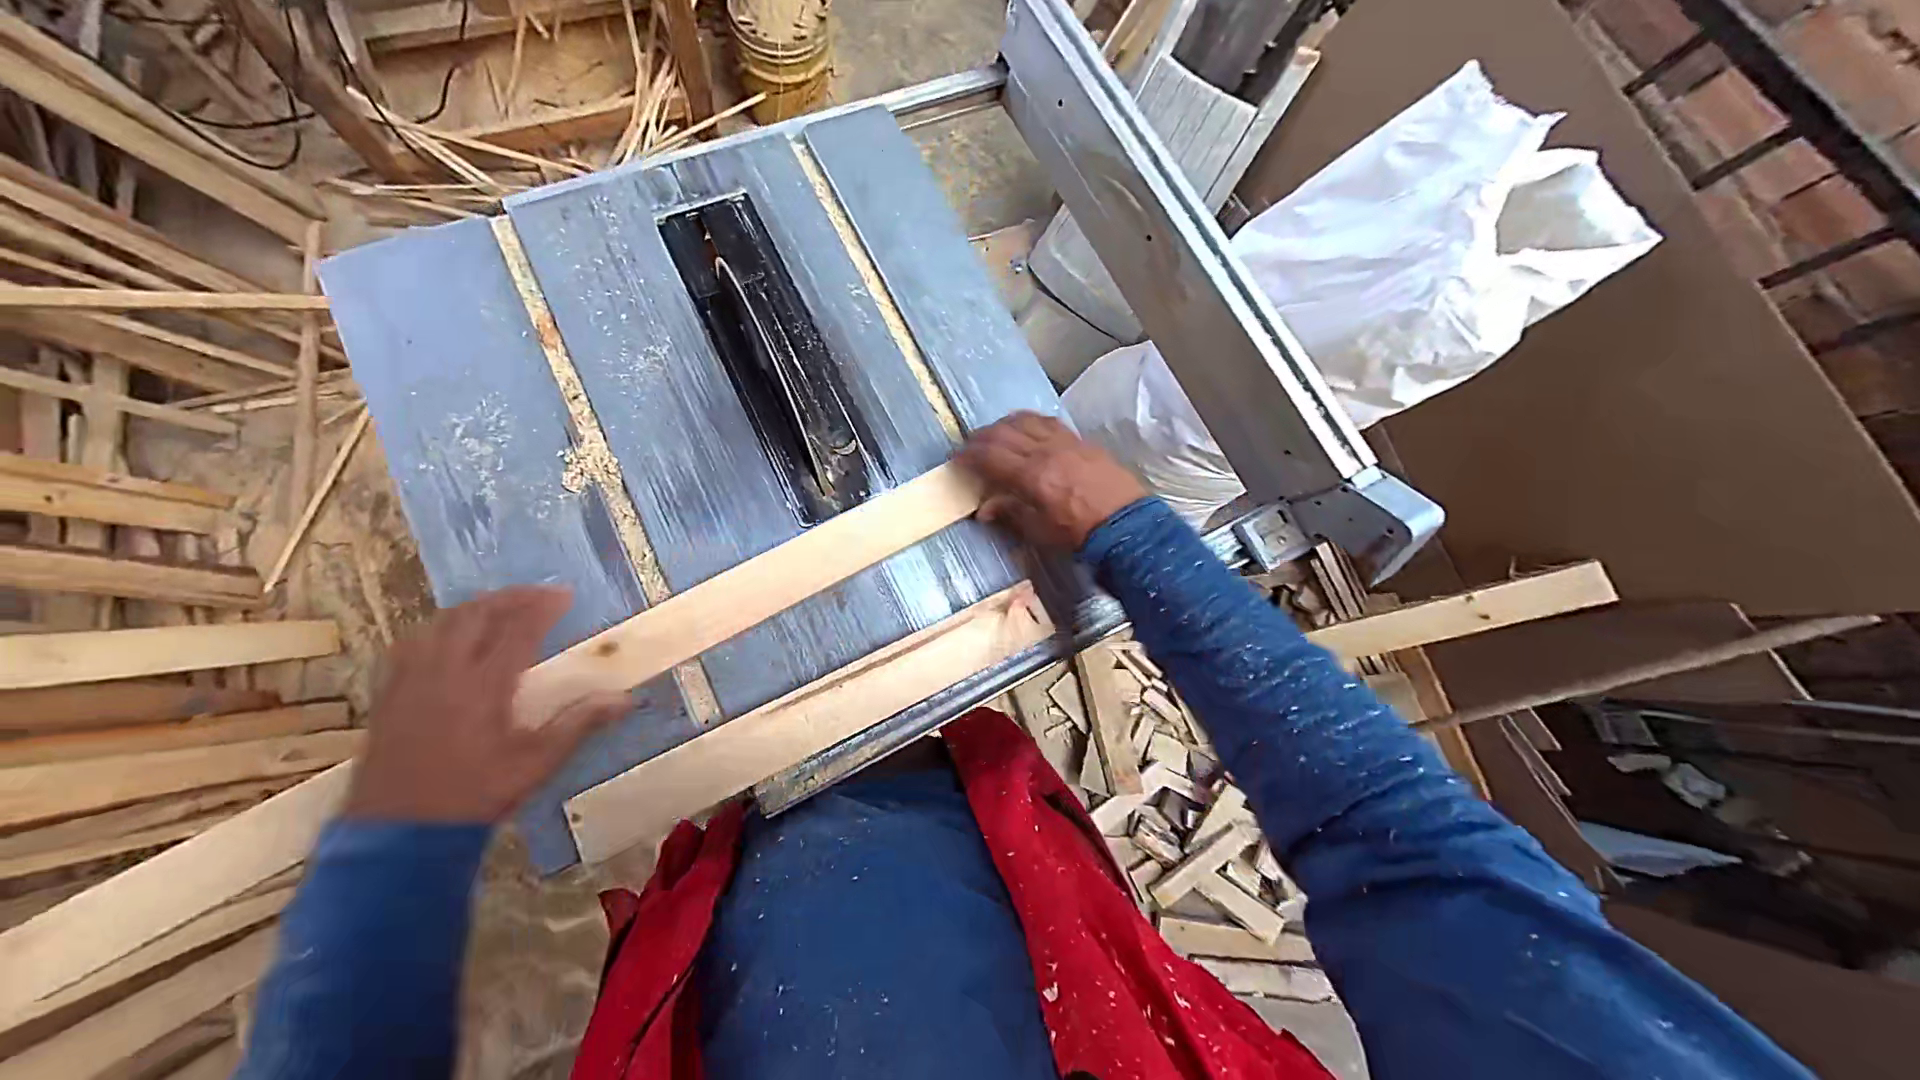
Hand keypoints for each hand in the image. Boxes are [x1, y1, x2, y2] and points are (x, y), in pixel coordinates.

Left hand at [344, 586, 628, 823]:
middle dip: (510, 598)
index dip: (543, 606)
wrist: (400, 831)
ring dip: (475, 608)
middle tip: (538, 594)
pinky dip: (439, 627)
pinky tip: (450, 636)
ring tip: (500, 607)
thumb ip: (580, 724)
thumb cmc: (476, 794)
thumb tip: (625, 699)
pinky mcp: (390, 693)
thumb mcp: (537, 763)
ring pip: (440, 623)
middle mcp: (445, 672)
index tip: (564, 594)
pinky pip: (412, 642)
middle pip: (476, 615)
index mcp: (484, 686)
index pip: (518, 629)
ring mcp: (411, 680)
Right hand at [958, 411, 1147, 550]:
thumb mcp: (1040, 531)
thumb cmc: (1080, 534)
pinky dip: (1029, 421)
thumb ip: (1010, 513)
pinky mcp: (1080, 440)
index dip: (969, 456)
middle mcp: (1045, 452)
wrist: (1126, 525)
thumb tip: (984, 509)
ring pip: (1025, 421)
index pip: (991, 457)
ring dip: (1004, 425)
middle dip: (981, 438)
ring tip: (994, 433)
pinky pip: (1048, 421)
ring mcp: (1065, 442)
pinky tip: (1025, 427)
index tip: (956, 459)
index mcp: (1032, 476)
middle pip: (1004, 433)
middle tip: (969, 446)